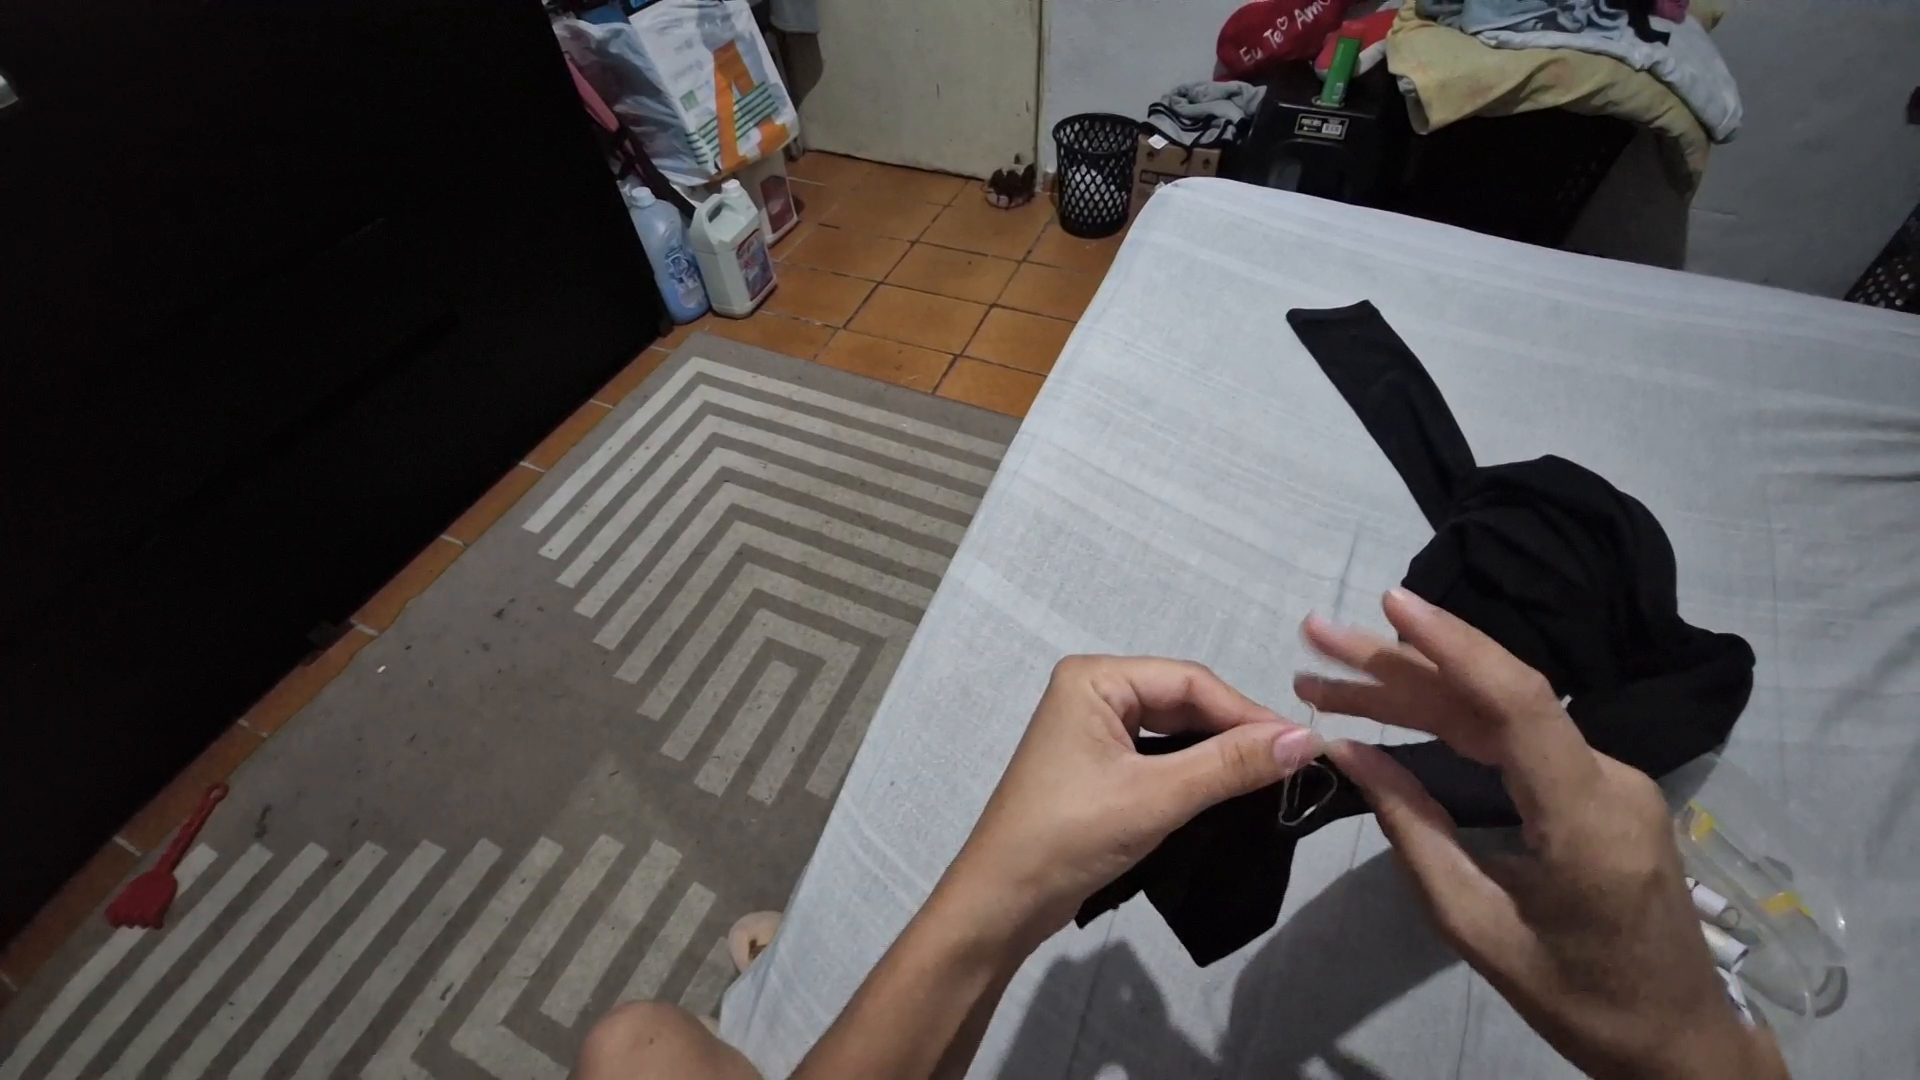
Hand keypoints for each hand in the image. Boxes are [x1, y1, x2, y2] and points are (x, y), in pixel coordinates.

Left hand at [946, 656, 1320, 945]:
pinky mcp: (1095, 760)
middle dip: (1234, 729)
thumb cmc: (1070, 835)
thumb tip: (1306, 739)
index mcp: (1094, 677)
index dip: (1248, 711)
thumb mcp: (1155, 797)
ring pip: (1170, 726)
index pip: (1189, 680)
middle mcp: (1092, 689)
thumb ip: (1229, 764)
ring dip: (1216, 749)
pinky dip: (1190, 766)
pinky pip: (1154, 751)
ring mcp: (1091, 725)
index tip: (1306, 746)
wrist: (1003, 899)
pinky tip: (1226, 784)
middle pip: (1180, 698)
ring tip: (1272, 774)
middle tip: (1296, 763)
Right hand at [1297, 590, 1787, 1079]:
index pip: (1518, 703)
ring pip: (1486, 708)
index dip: (1452, 644)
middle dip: (1393, 661)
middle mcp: (1601, 777)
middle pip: (1486, 694)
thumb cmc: (1573, 994)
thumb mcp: (1470, 920)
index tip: (1392, 602)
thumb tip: (1345, 750)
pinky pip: (1501, 732)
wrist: (1676, 1040)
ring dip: (1402, 686)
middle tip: (1316, 637)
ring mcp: (1596, 775)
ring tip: (1323, 676)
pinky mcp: (1582, 781)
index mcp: (1585, 819)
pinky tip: (1383, 701)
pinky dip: (1434, 712)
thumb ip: (1408, 825)